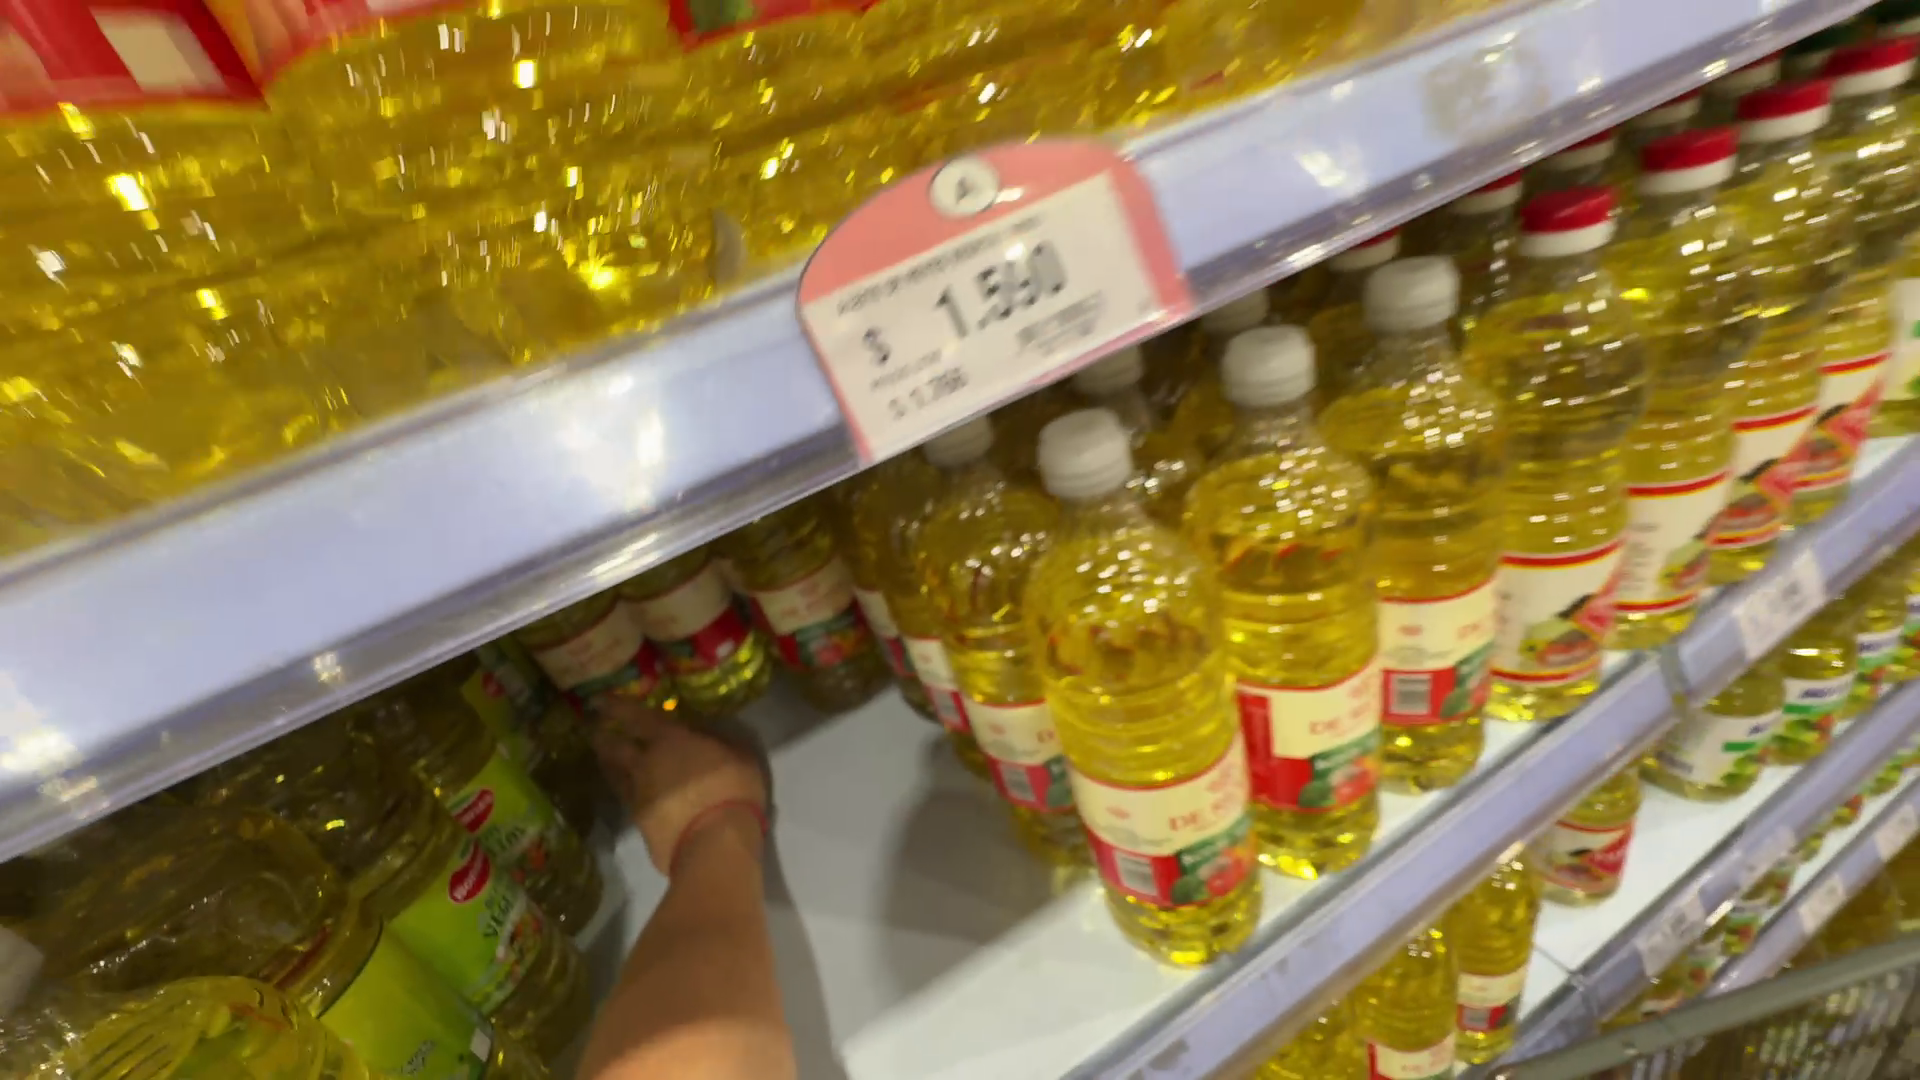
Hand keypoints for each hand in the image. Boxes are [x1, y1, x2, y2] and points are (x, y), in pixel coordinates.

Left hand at [592, 697, 769, 875]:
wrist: (715, 841)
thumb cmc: (733, 788)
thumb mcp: (738, 754)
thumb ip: (717, 741)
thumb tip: (705, 736)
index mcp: (670, 740)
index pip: (636, 717)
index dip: (616, 706)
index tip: (599, 700)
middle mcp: (646, 764)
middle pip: (614, 747)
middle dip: (602, 736)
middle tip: (594, 729)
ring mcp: (639, 795)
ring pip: (615, 775)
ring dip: (607, 763)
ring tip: (604, 757)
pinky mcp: (639, 824)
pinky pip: (628, 801)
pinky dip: (626, 792)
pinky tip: (631, 793)